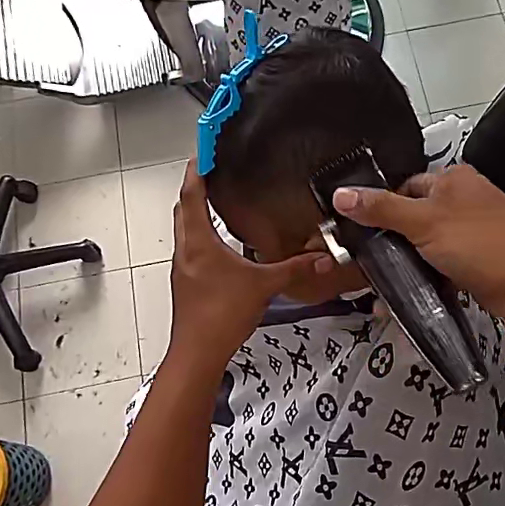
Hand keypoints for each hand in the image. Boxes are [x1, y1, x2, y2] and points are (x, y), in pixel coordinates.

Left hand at [168, 170, 329, 366]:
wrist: (198, 351)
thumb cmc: (220, 315)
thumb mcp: (265, 286)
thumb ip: (294, 269)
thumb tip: (321, 258)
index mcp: (199, 243)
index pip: (191, 195)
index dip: (195, 172)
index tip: (201, 154)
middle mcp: (186, 251)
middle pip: (182, 210)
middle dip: (193, 190)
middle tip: (207, 175)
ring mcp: (183, 269)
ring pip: (185, 232)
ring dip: (195, 215)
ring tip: (215, 205)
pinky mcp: (187, 285)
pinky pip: (192, 252)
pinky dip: (202, 240)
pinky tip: (222, 248)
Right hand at [330, 165, 504, 323]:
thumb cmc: (486, 244)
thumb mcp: (424, 222)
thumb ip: (382, 208)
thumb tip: (342, 194)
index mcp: (453, 180)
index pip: (403, 186)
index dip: (380, 208)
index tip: (357, 232)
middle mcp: (463, 203)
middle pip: (413, 220)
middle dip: (392, 244)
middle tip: (368, 266)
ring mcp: (471, 235)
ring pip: (427, 248)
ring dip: (408, 268)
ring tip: (385, 288)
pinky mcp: (477, 264)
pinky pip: (442, 270)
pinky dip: (428, 282)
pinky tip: (412, 297)